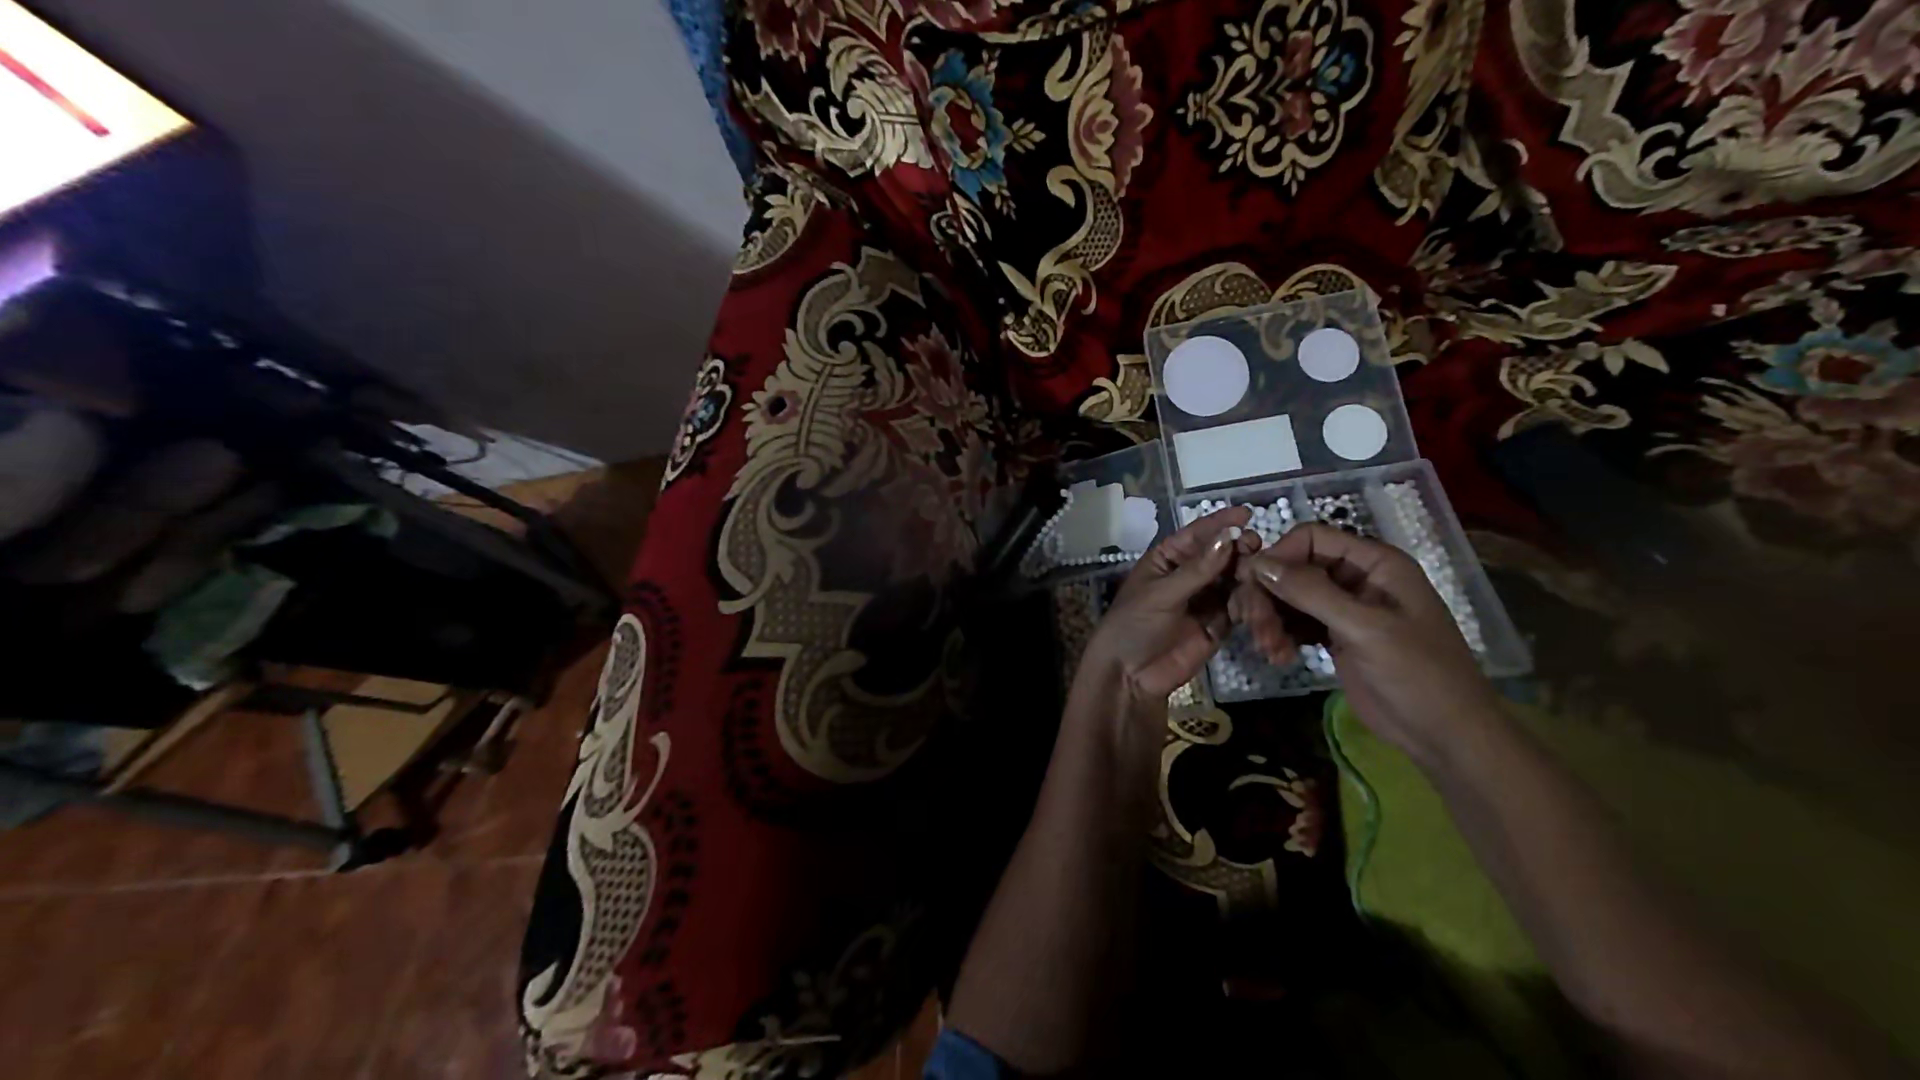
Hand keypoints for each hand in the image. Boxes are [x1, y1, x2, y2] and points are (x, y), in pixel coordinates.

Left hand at [1080, 505, 1261, 710]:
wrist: (1130, 675)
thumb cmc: (1133, 625)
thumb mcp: (1161, 594)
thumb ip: (1197, 570)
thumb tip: (1228, 538)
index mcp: (1166, 561)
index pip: (1195, 536)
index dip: (1218, 524)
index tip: (1245, 513)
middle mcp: (1188, 575)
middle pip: (1219, 556)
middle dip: (1238, 550)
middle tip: (1256, 546)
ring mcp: (1204, 599)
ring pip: (1233, 580)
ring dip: (1247, 575)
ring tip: (1260, 572)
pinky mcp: (1218, 624)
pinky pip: (1239, 607)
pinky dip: (1250, 602)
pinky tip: (1258, 598)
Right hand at [1231, 523, 1503, 766]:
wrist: (1443, 734)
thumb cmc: (1417, 674)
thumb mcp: (1364, 629)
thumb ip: (1310, 592)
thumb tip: (1258, 563)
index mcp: (1375, 563)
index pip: (1311, 539)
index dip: (1278, 556)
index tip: (1252, 585)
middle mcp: (1357, 578)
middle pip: (1293, 568)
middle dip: (1268, 594)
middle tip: (1252, 625)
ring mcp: (1344, 609)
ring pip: (1288, 597)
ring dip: (1270, 618)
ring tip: (1267, 649)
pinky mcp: (1334, 636)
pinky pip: (1294, 623)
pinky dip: (1280, 636)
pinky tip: (1278, 656)